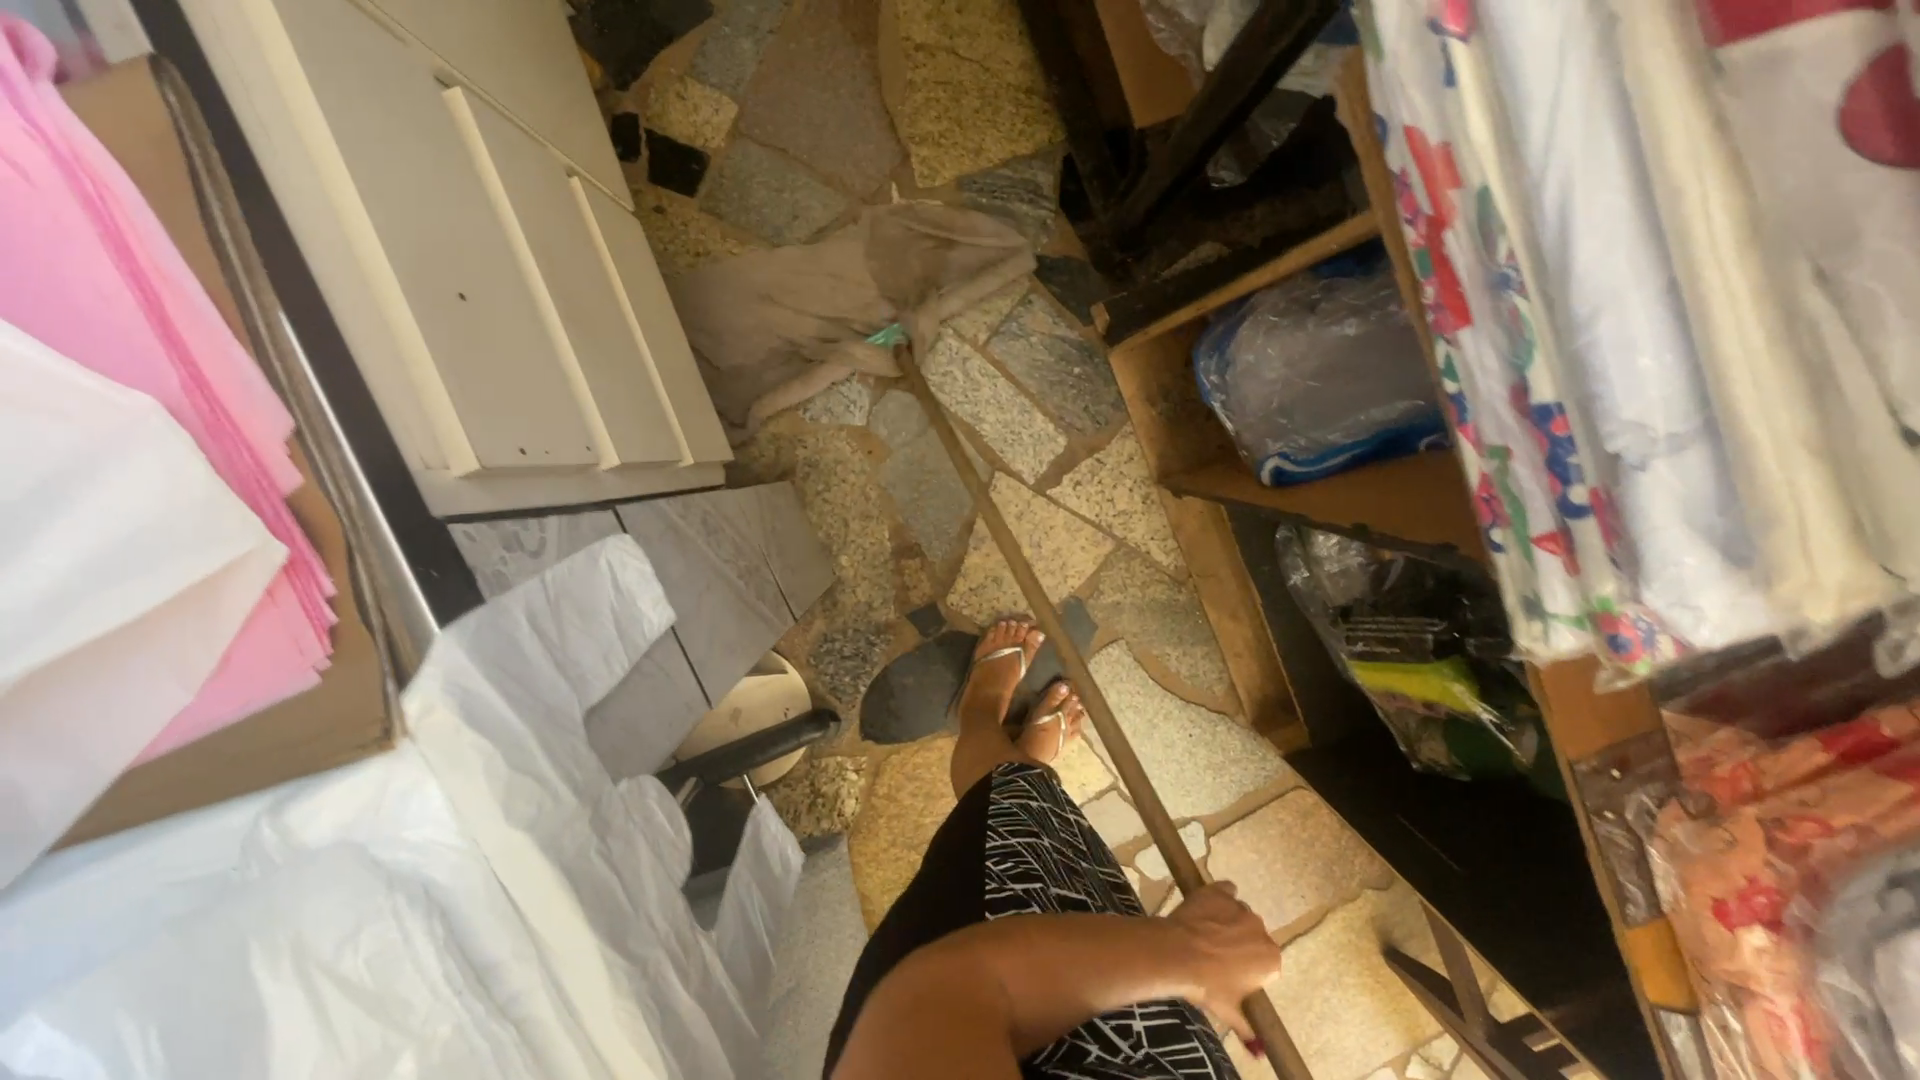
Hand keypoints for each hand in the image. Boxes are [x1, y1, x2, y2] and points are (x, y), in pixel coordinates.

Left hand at [1164, 881, 1281, 1041]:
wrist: (1177, 954)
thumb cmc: (1206, 986)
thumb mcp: (1228, 1012)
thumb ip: (1247, 1029)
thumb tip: (1258, 1051)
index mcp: (1271, 960)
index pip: (1266, 964)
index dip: (1248, 969)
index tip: (1231, 974)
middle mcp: (1261, 930)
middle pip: (1253, 937)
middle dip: (1239, 945)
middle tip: (1215, 956)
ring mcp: (1240, 907)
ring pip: (1238, 915)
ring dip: (1227, 922)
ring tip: (1204, 935)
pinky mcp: (1220, 891)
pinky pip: (1225, 891)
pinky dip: (1219, 897)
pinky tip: (1206, 907)